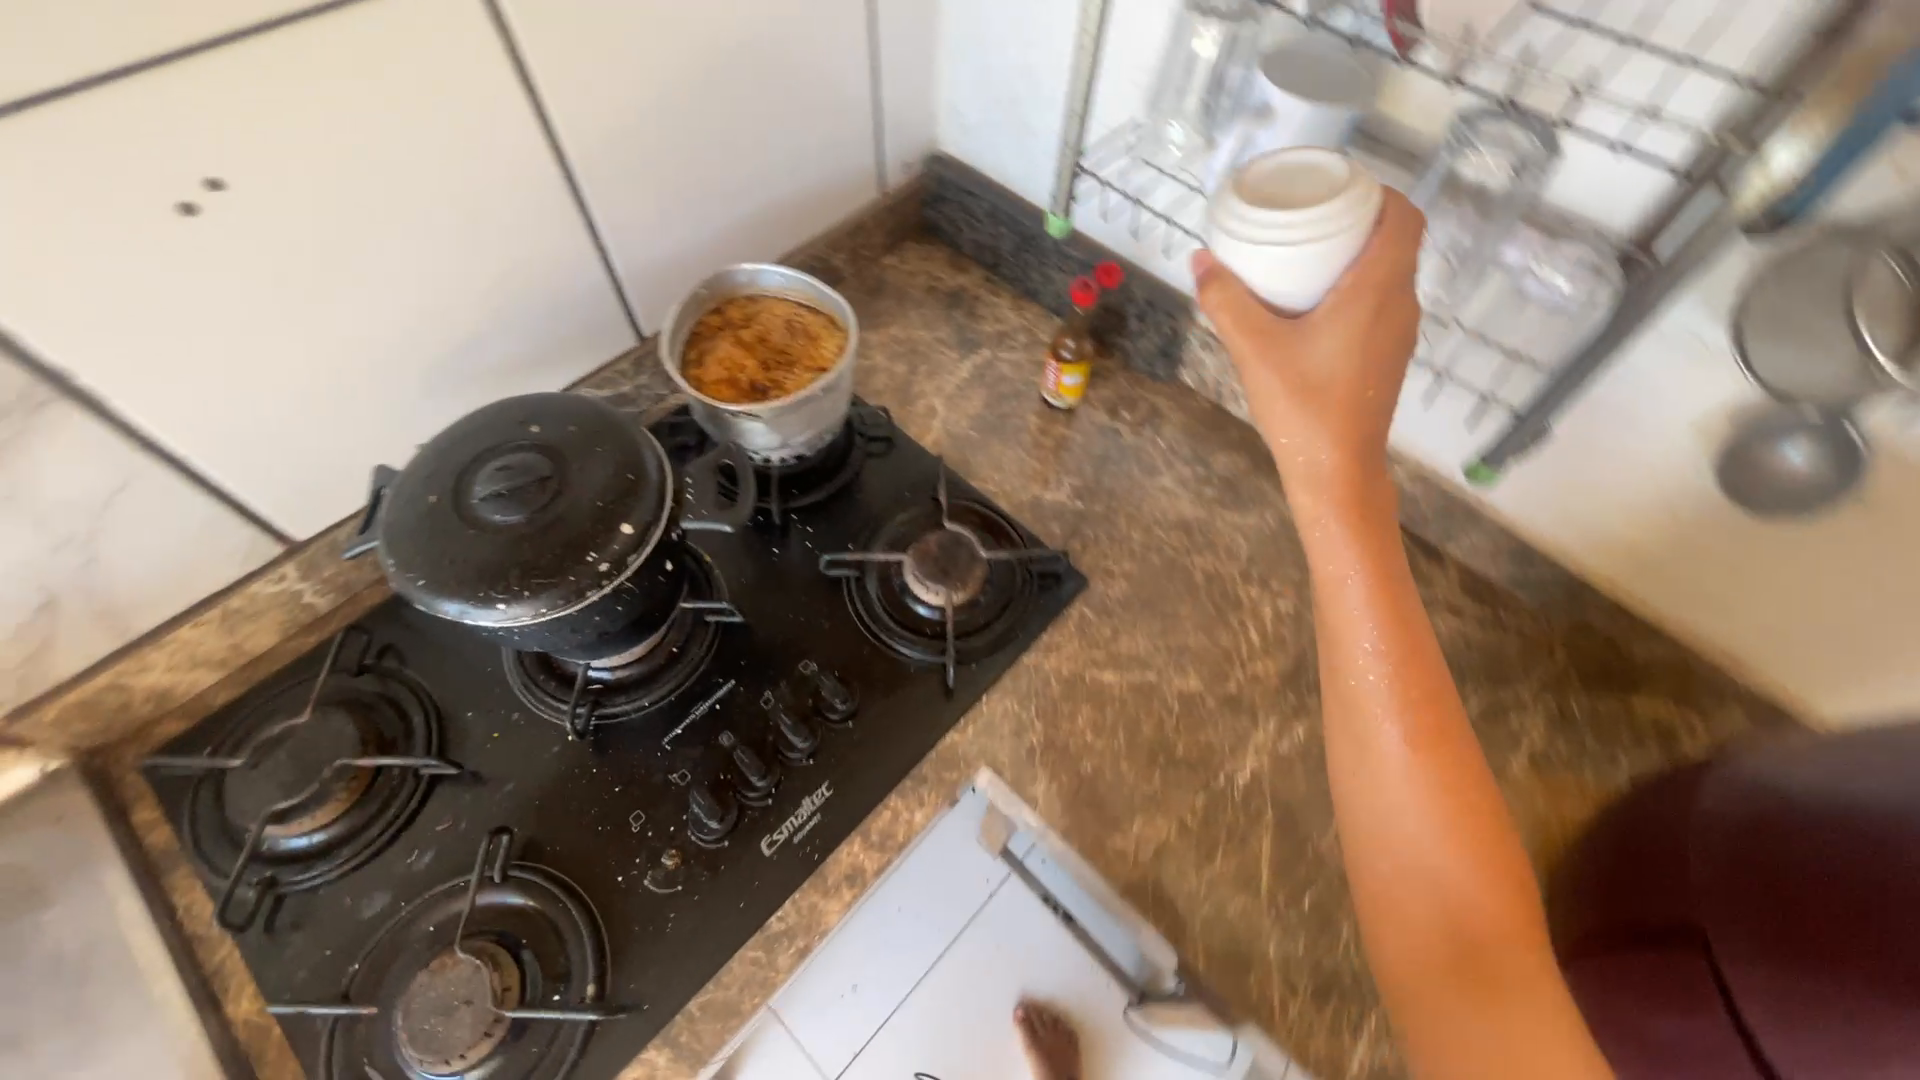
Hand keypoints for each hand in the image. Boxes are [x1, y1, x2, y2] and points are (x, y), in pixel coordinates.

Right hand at [1193, 190, 1424, 509]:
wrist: (1336, 471)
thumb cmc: (1303, 405)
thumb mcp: (1253, 349)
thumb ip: (1225, 301)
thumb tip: (1200, 259)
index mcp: (1379, 288)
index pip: (1406, 216)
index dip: (1380, 192)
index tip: (1340, 189)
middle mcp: (1401, 304)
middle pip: (1396, 242)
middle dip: (1358, 222)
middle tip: (1310, 219)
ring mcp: (1399, 334)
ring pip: (1388, 276)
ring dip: (1356, 259)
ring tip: (1308, 258)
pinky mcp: (1388, 358)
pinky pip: (1379, 304)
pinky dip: (1355, 290)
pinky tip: (1314, 308)